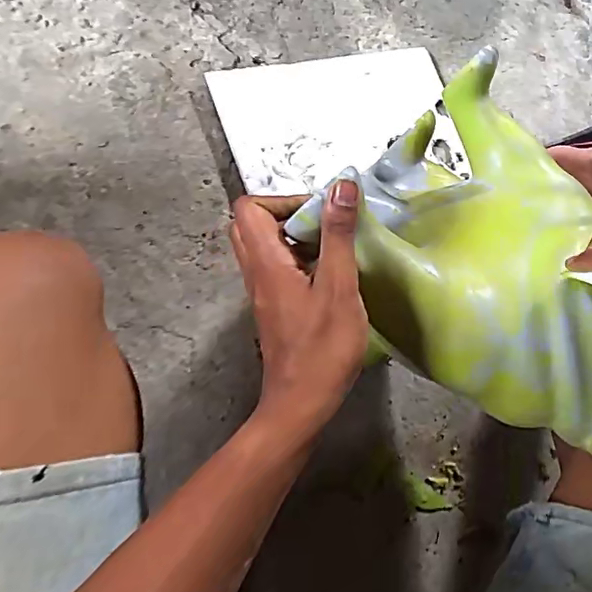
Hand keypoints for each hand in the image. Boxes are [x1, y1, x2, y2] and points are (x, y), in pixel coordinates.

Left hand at [229, 180, 367, 436]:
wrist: (301, 404)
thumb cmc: (322, 350)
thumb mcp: (338, 287)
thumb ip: (338, 236)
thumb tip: (340, 188)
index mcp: (266, 263)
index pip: (250, 207)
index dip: (285, 199)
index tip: (322, 211)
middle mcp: (257, 273)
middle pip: (254, 223)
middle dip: (291, 213)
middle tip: (325, 225)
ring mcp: (264, 291)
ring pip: (267, 245)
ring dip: (298, 236)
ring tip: (333, 247)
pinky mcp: (275, 306)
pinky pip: (279, 266)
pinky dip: (301, 258)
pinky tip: (332, 274)